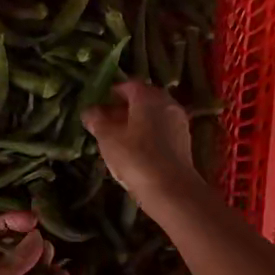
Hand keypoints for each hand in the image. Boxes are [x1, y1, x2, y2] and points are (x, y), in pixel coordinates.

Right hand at [82, 81, 198, 205]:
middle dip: (124, 108)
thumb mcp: (108, 138)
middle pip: (143, 100)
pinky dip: (148, 134)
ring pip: (153, 116)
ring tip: (118, 138)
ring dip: (136, 122)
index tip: (99, 104)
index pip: (129, 85)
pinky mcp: (184, 142)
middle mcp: (167, 103)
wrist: (170, 189)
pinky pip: (162, 130)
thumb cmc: (135, 157)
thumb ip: (97, 120)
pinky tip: (136, 150)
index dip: (112, 93)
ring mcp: (178, 122)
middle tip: (107, 121)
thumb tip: (90, 111)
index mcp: (148, 96)